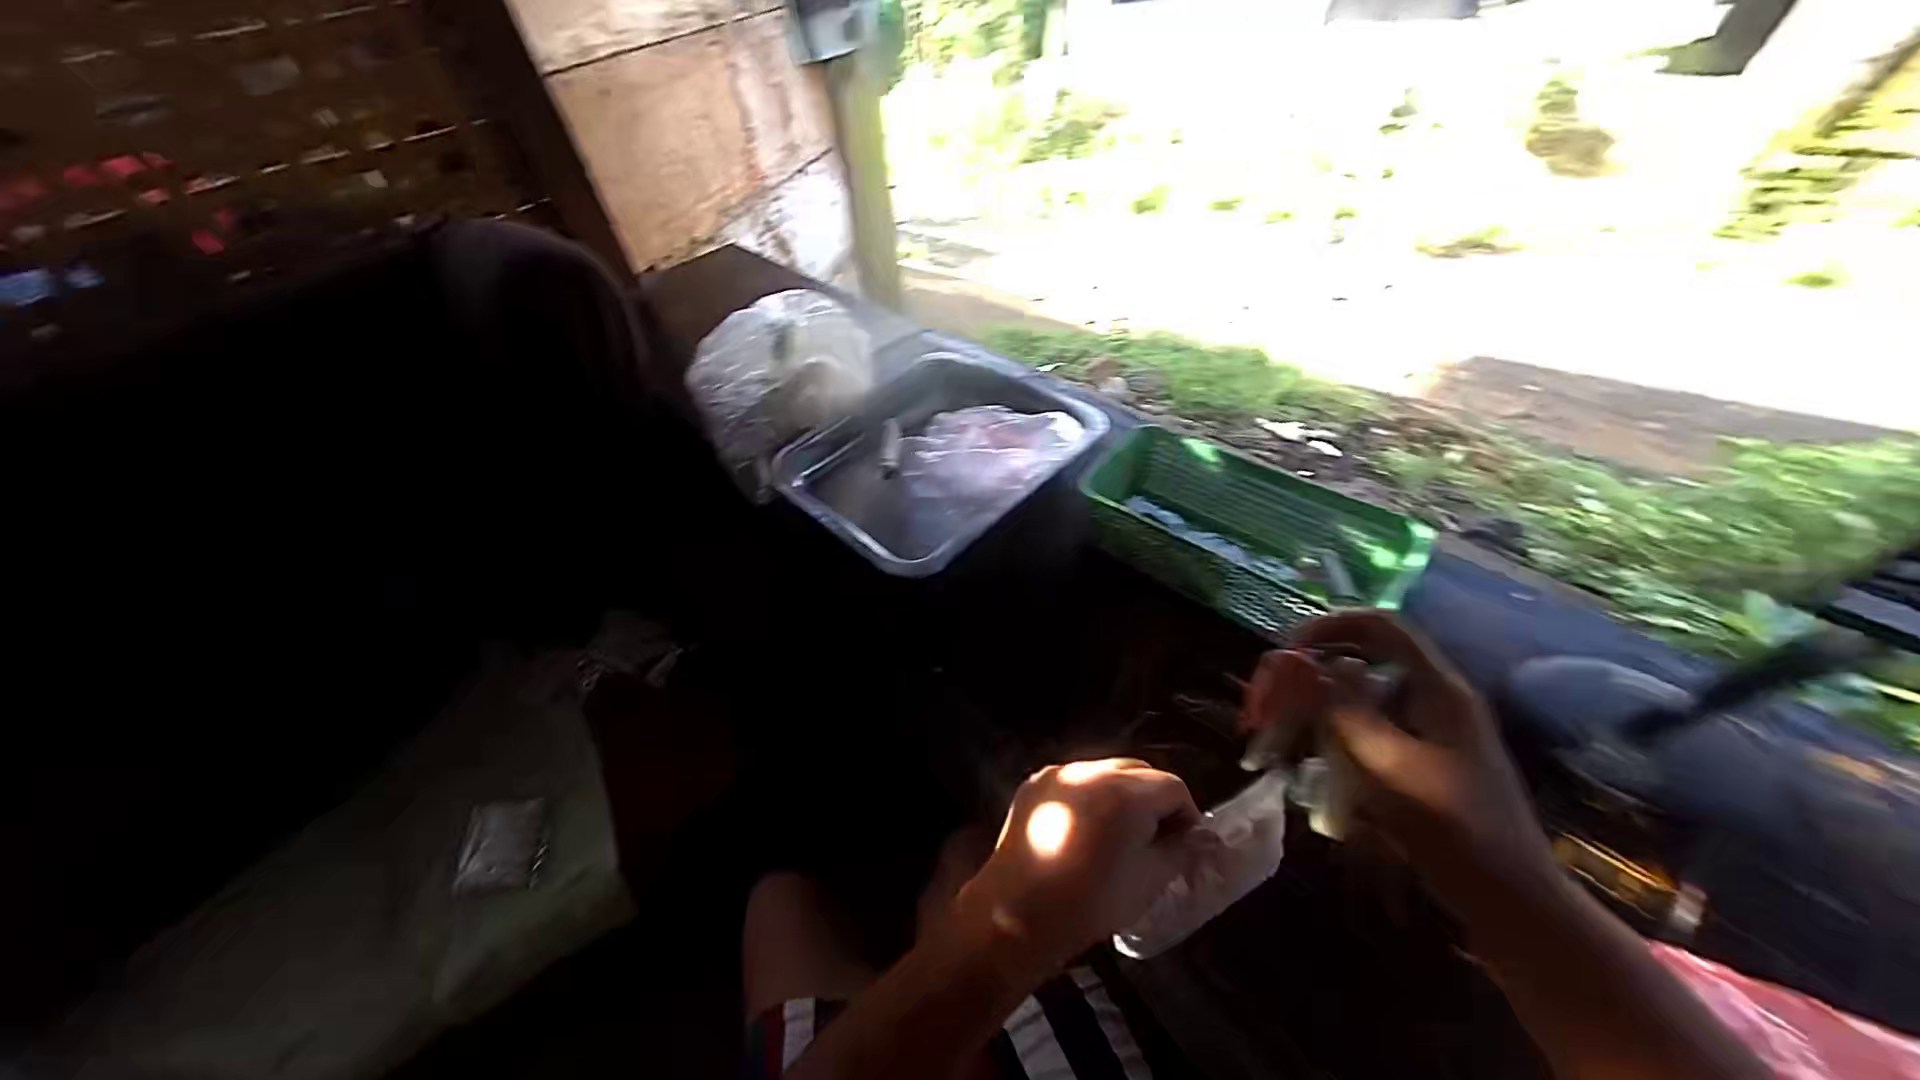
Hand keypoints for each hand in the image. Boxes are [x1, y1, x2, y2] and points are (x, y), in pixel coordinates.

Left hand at [949, 759, 1201, 981]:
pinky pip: (1076, 779)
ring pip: (1106, 772)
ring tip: (1119, 834)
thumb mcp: (1149, 879)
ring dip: (1122, 794)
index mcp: (1124, 792)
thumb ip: (1181, 850)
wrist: (1017, 913)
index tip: (1186, 843)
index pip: (1172, 786)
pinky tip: (1085, 829)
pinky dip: (1089, 795)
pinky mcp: (1036, 782)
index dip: (1187, 814)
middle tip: (1157, 837)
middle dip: (1155, 799)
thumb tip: (1199, 837)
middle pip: (1139, 771)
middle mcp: (1091, 770)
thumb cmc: (1091, 902)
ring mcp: (1059, 772)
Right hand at [1243, 612, 1557, 915]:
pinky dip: (1328, 728)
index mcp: (1437, 688)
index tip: (1285, 652)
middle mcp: (1430, 696)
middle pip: (1359, 656)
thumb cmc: (1456, 831)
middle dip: (1307, 670)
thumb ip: (1343, 710)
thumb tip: (1301, 663)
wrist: (1510, 901)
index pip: (1379, 626)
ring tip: (1275, 728)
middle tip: (1268, 698)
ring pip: (1355, 691)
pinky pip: (1362, 722)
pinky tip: (1306, 754)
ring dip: (1311, 702)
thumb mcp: (1390, 766)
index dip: (1328, 626)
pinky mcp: (1414, 753)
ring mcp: (1424, 726)